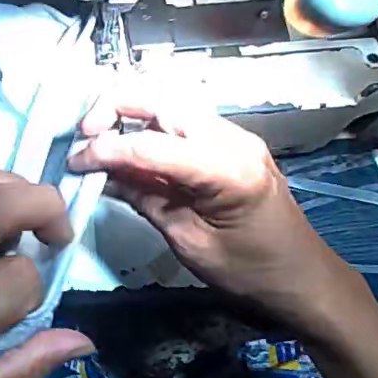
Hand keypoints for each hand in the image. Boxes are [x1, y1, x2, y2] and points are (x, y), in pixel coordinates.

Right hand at [66, 96, 377, 333]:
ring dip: (130, 110)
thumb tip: (101, 174)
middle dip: (116, 106)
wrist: (303, 278)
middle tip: (84, 132)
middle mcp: (232, 139)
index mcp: (227, 170)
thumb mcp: (188, 243)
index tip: (74, 161)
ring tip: (98, 133)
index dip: (106, 149)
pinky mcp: (229, 143)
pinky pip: (181, 122)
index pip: (151, 145)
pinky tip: (127, 145)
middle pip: (164, 99)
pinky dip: (148, 126)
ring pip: (172, 102)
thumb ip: (145, 200)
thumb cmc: (249, 272)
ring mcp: (233, 136)